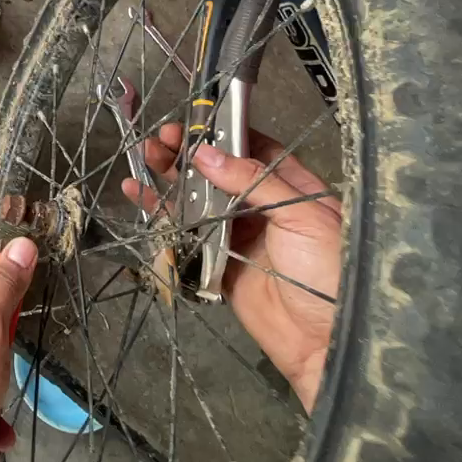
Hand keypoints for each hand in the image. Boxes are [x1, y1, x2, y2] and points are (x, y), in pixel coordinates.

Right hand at [125, 125, 340, 410]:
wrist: (323, 342)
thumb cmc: (326, 271)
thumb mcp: (301, 217)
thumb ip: (252, 181)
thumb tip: (203, 152)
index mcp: (293, 191)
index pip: (255, 150)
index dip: (224, 133)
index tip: (194, 119)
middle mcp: (261, 207)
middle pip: (217, 170)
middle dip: (188, 151)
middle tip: (161, 137)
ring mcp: (234, 231)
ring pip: (194, 194)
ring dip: (168, 173)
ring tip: (144, 155)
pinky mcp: (211, 256)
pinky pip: (179, 227)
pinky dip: (155, 208)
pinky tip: (134, 191)